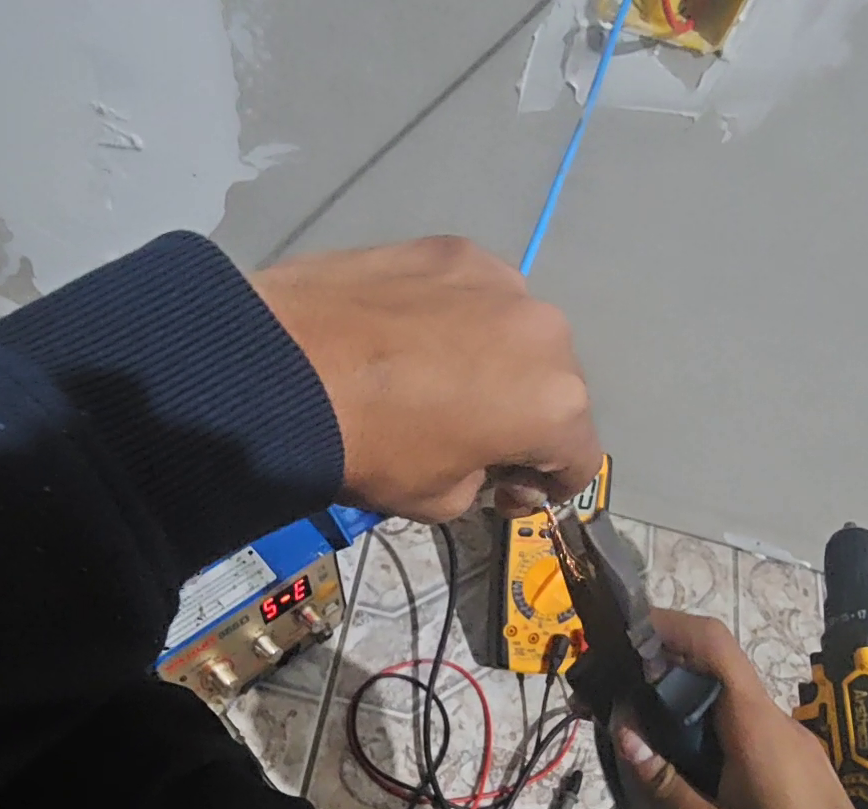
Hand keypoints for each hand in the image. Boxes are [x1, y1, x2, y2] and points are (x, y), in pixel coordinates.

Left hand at [250, 237, 602, 521]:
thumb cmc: (372, 448)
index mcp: (556, 404)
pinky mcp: (453, 248)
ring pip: (518, 334)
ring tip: (435, 373)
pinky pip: (474, 295)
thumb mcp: (437, 501)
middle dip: (524, 417)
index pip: (581, 459)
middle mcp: (548, 332)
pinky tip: (410, 331)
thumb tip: (483, 459)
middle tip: (469, 432)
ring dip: (495, 360)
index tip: (502, 489)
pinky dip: (458, 318)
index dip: (546, 486)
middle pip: (555, 389)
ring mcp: (500, 279)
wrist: (286, 372)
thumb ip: (483, 483)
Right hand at [616, 610, 867, 808]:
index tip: (610, 640)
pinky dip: (693, 745)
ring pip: (719, 712)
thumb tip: (625, 728)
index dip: (662, 626)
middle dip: (649, 678)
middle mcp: (782, 734)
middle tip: (594, 709)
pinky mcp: (796, 788)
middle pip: (710, 675)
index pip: (714, 645)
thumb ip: (668, 786)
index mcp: (764, 735)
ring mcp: (793, 761)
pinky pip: (736, 744)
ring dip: (668, 717)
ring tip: (617, 745)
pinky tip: (663, 778)